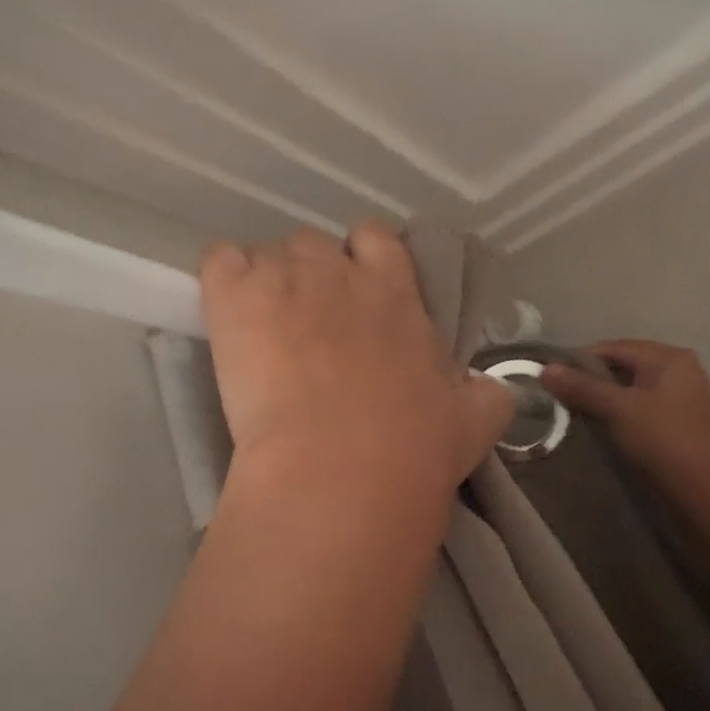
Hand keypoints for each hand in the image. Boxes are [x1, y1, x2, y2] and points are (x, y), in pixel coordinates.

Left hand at [201, 222, 514, 528]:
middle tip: (305, 326)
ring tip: (261, 335)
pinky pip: (219, 261)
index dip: (361, 260)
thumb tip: (490, 389)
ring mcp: (285, 279)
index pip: (376, 239)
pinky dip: (222, 283)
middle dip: (309, 276)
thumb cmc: (412, 449)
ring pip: (267, 255)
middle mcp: (340, 273)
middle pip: (314, 245)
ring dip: (265, 285)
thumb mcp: (472, 423)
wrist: (344, 470)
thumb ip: (485, 396)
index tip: (355, 296)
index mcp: (395, 292)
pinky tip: (226, 320)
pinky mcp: (235, 299)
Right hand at [541, 339, 709, 477]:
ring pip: (631, 386)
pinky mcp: (678, 419)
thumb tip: (546, 370)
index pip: (614, 347)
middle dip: (592, 378)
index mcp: (668, 357)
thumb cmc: (662, 438)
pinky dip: (619, 410)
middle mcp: (678, 368)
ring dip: (604, 396)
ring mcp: (681, 395)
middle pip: (624, 364)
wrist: (704, 487)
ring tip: (576, 410)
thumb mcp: (618, 408)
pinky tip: (601, 424)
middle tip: (561, 395)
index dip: (580, 359)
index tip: (553, 377)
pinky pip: (640, 404)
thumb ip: (582, 387)